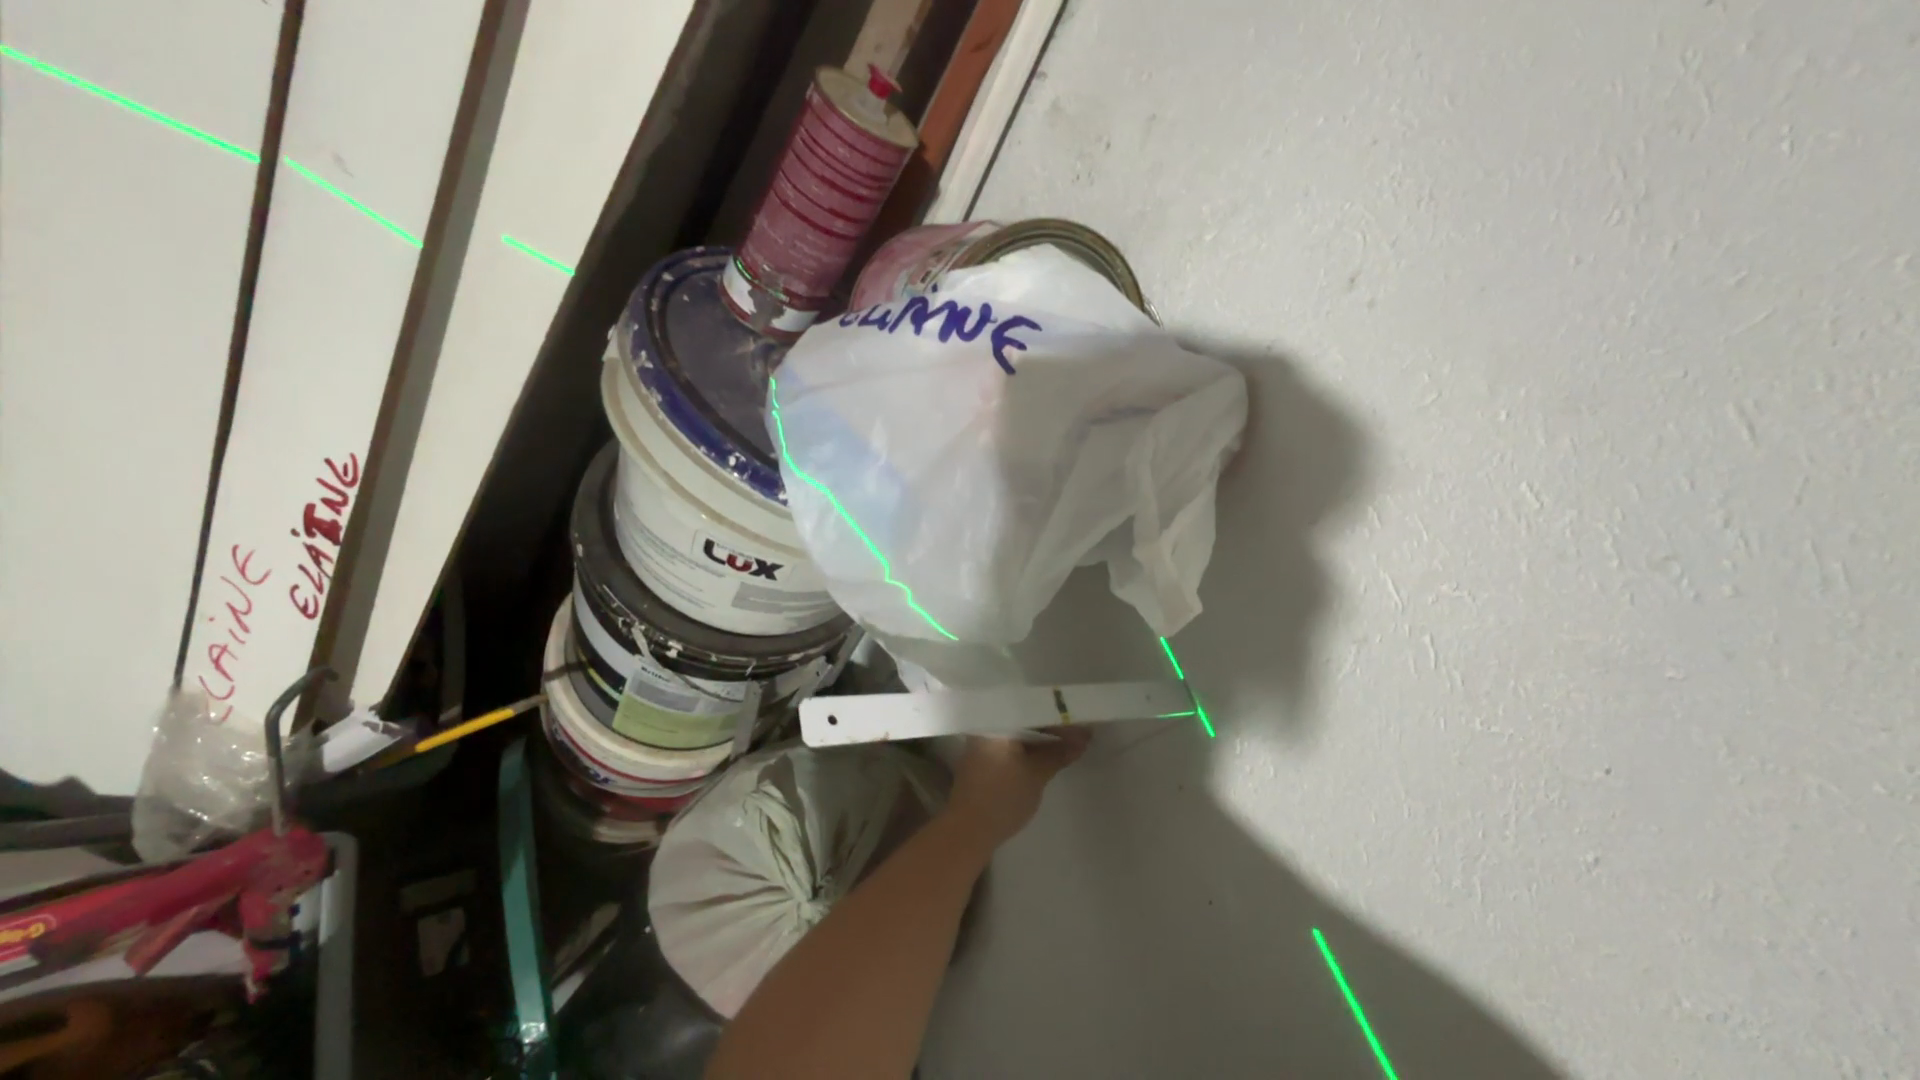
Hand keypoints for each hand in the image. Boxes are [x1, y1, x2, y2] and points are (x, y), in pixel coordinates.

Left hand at [942, 728, 1092, 852]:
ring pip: (1018, 733)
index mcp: (996, 723)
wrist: (968, 831)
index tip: (1081, 718)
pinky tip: (1045, 755)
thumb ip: (1059, 752)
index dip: (1058, 713)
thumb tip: (1084, 736)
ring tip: (1068, 743)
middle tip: (1079, 732)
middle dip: (1051, 727)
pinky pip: (1010, 746)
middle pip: (1024, 718)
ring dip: (1040, 739)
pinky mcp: (982, 760)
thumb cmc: (1003, 798)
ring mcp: (981, 744)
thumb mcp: (1037, 774)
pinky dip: (1028, 749)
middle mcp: (986, 727)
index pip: (1032, 707)